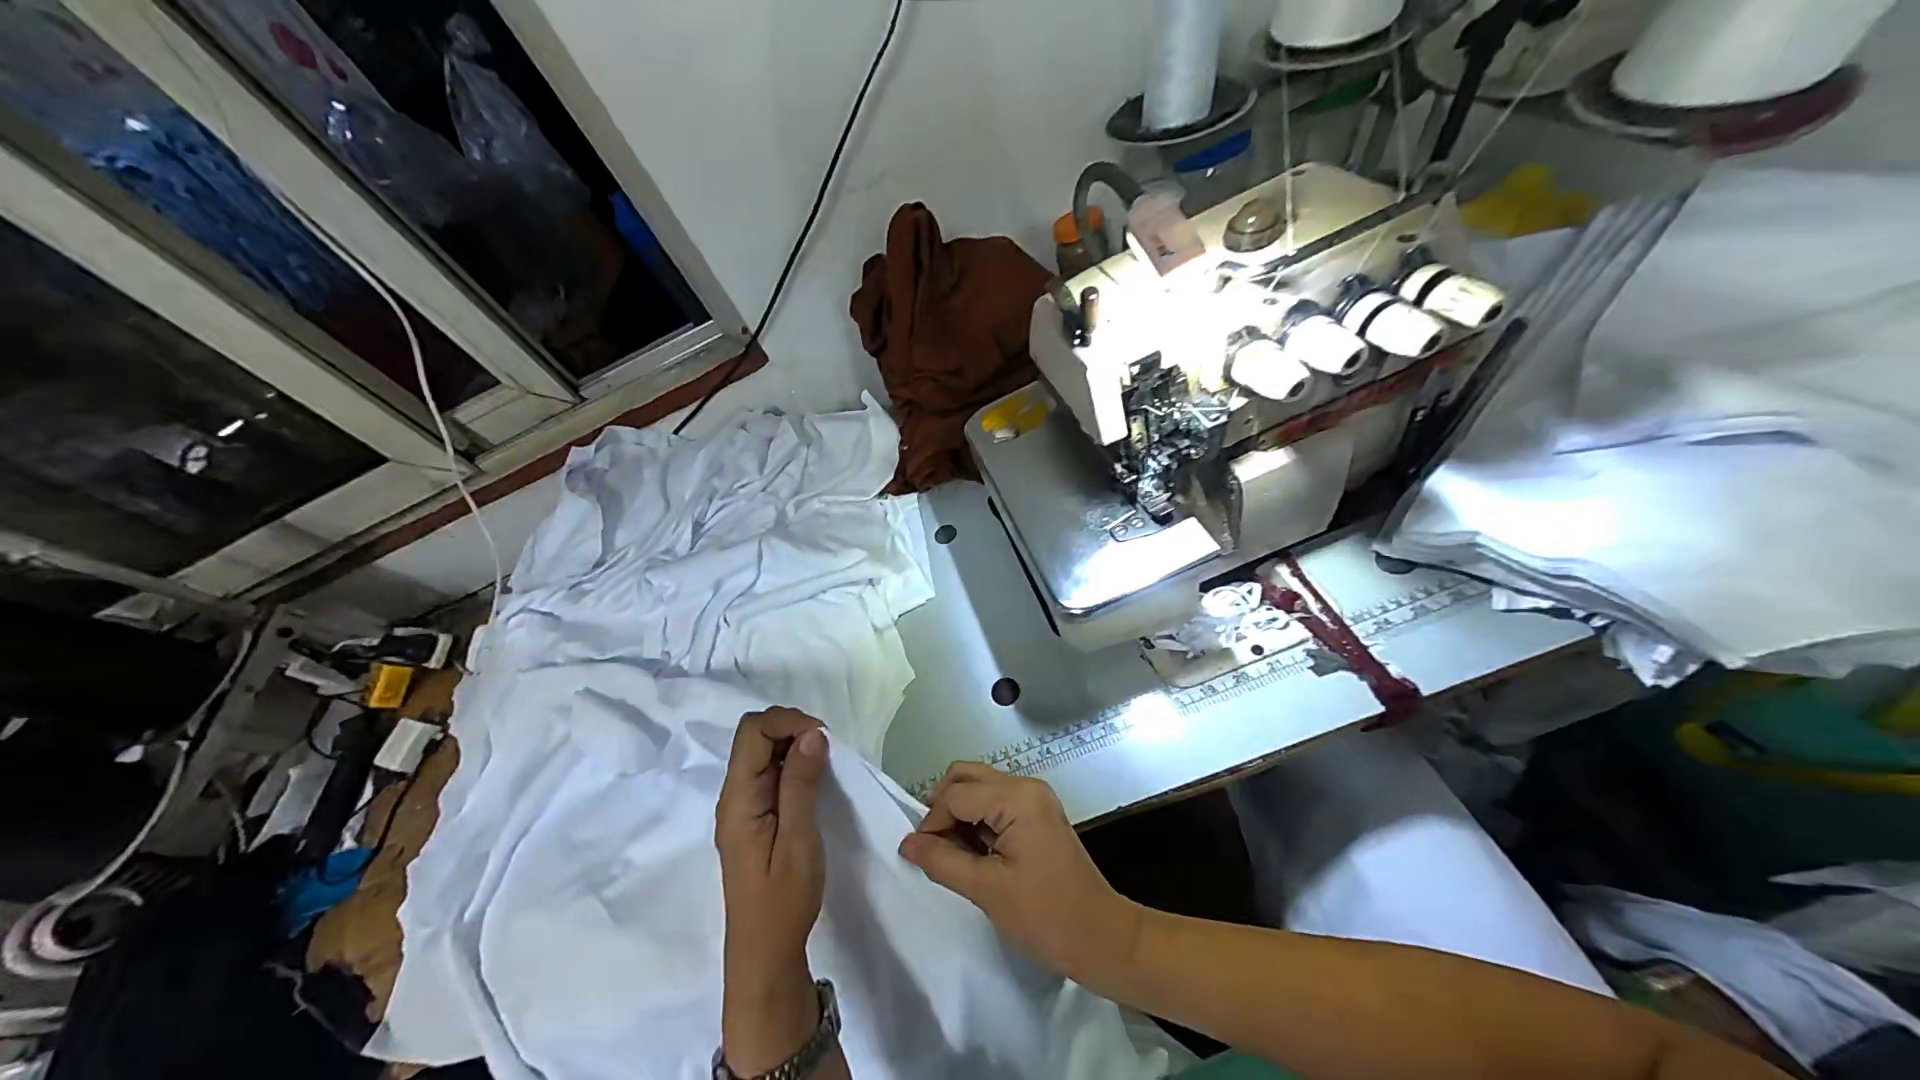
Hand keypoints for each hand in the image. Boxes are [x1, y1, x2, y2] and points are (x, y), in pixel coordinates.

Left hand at [715, 707, 829, 1074]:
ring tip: (825, 761)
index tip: (823, 737)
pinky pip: (769, 772)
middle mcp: (733, 796)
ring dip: (793, 744)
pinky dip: (792, 763)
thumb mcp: (799, 841)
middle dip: (791, 728)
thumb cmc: (784, 901)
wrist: (765, 953)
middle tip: (827, 748)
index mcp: (738, 800)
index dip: (787, 721)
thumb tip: (812, 734)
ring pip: (761, 751)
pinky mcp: (754, 817)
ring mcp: (742, 806)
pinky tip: (813, 777)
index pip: (752, 732)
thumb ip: (801, 785)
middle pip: (754, 736)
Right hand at [897, 762, 1143, 986]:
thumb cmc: (1046, 916)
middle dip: (942, 809)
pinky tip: (974, 856)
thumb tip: (906, 843)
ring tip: (954, 856)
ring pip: (978, 788)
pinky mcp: (1036, 815)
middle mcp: (1026, 786)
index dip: (932, 824)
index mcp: (1018, 797)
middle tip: (935, 849)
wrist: (1101, 939)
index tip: (923, 857)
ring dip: (958, 816)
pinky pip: (994, 804)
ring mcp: (1034, 799)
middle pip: (965, 777)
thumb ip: (942, 861)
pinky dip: (976, 823)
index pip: (956, 795)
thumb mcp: (987, 890)